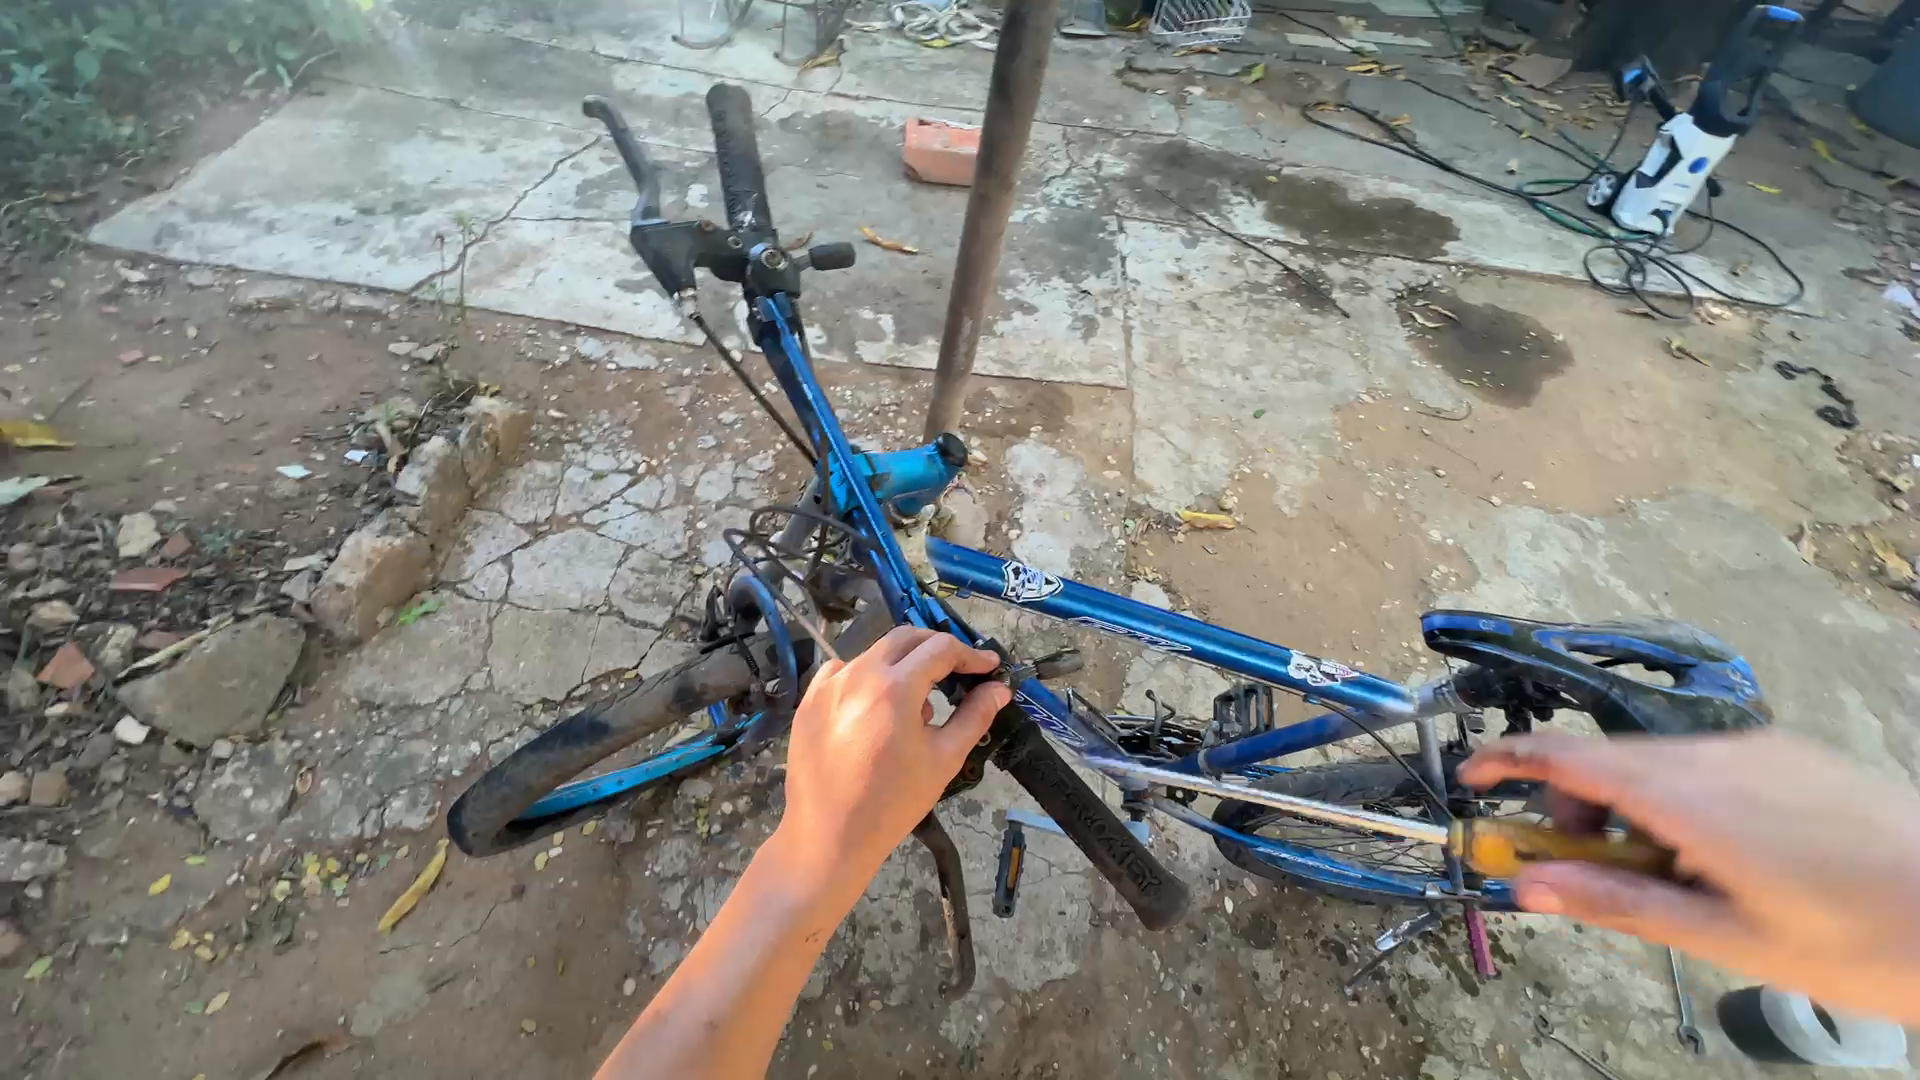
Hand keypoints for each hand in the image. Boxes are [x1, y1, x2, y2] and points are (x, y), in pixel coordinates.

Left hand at [777, 626, 1010, 880]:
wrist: (829, 837)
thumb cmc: (893, 802)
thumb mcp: (944, 759)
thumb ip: (975, 716)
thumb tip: (999, 688)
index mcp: (895, 686)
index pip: (940, 649)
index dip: (970, 654)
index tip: (988, 666)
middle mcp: (858, 673)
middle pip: (905, 638)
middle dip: (937, 647)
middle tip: (959, 669)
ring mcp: (828, 685)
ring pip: (874, 653)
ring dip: (903, 663)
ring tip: (916, 704)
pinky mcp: (809, 700)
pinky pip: (843, 671)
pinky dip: (866, 677)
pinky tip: (874, 707)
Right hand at [1461, 731, 1919, 1021]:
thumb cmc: (1870, 944)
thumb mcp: (1732, 939)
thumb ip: (1615, 902)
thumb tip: (1523, 884)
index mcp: (1686, 796)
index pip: (1561, 756)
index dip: (1502, 761)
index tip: (1469, 781)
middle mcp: (1709, 753)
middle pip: (1601, 760)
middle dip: (1575, 805)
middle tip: (1600, 865)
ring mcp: (1753, 745)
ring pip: (1648, 761)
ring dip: (1627, 803)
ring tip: (1678, 869)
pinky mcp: (1787, 750)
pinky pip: (1696, 760)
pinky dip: (1673, 795)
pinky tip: (1728, 848)